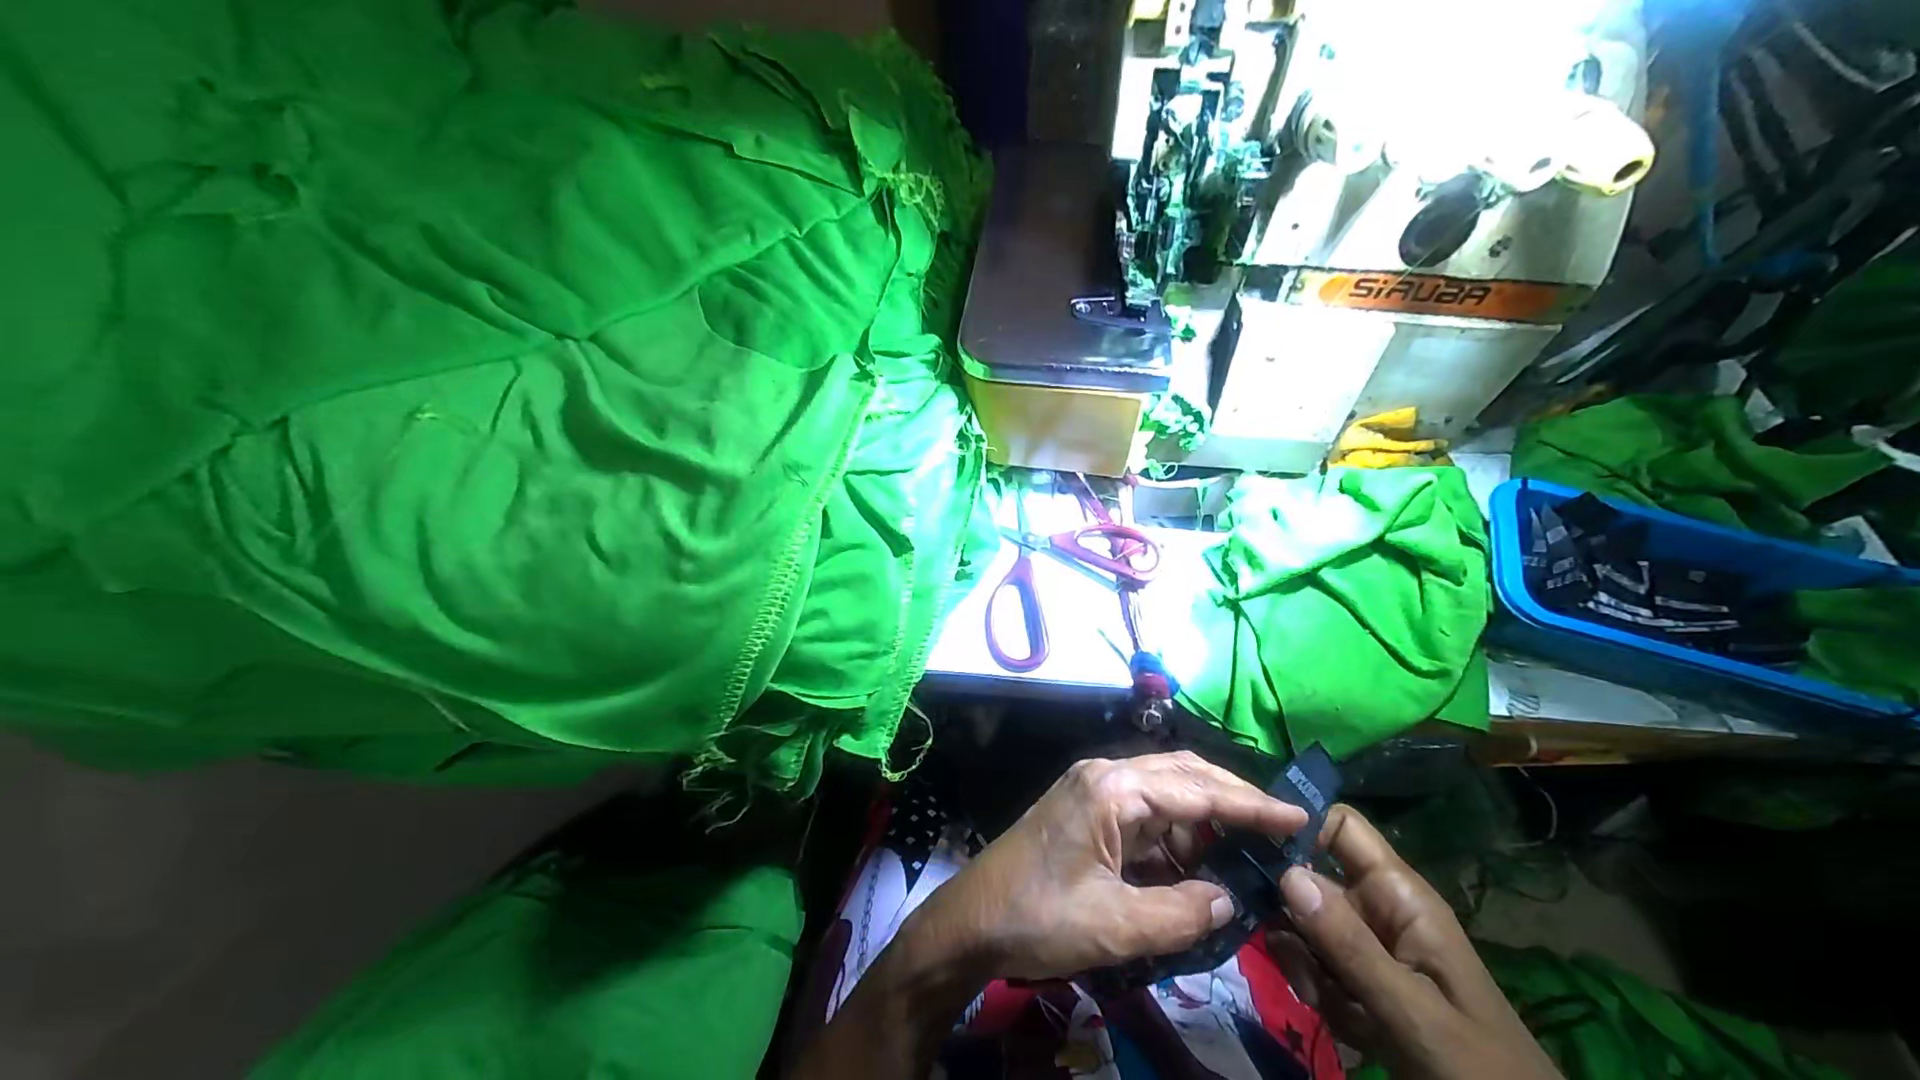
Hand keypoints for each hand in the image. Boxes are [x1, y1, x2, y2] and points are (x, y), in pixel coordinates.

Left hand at [908, 751, 1308, 980]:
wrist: (970, 922)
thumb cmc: (1038, 918)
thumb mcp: (1116, 925)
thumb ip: (1182, 912)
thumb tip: (1229, 898)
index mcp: (1111, 789)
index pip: (1197, 790)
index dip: (1251, 806)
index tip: (1300, 818)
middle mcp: (1104, 777)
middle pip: (1183, 777)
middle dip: (1233, 802)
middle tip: (1282, 830)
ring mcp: (1092, 792)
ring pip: (1165, 796)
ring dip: (1204, 823)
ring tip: (1248, 854)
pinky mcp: (1086, 813)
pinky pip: (1143, 816)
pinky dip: (1175, 838)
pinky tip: (1197, 866)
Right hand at [1267, 805, 1561, 1079]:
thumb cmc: (1479, 1066)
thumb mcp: (1414, 1010)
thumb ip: (1349, 945)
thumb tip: (1287, 873)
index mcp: (1399, 896)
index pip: (1340, 826)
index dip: (1298, 828)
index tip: (1258, 853)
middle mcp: (1376, 908)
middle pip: (1307, 880)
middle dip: (1290, 918)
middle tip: (1297, 963)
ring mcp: (1366, 945)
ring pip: (1303, 925)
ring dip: (1301, 962)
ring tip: (1324, 1001)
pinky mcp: (1358, 980)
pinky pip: (1313, 964)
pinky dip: (1314, 989)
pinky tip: (1341, 1022)